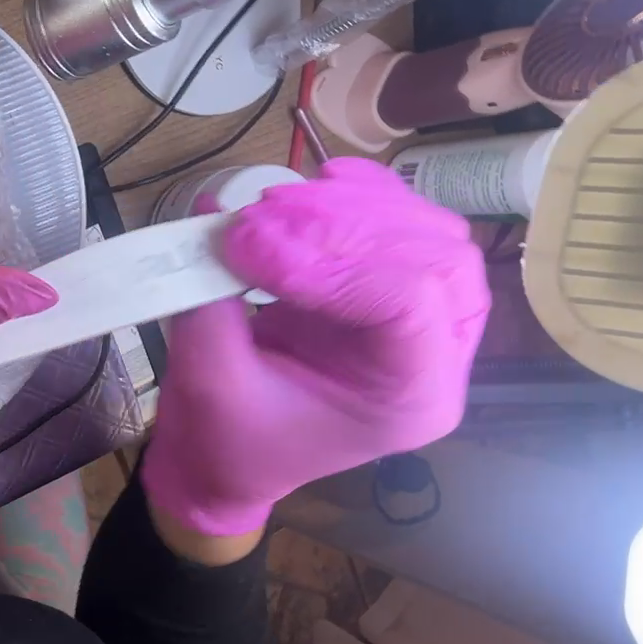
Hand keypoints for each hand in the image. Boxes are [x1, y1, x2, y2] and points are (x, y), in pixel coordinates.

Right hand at [141, 159, 490, 536]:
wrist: (220, 461)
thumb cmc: (222, 441)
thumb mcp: (207, 382)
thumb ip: (212, 305)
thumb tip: (214, 219)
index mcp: (407, 398)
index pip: (407, 302)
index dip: (328, 261)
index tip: (246, 246)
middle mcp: (433, 356)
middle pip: (435, 259)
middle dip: (346, 225)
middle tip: (262, 216)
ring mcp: (417, 322)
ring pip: (427, 235)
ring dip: (355, 206)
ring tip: (277, 204)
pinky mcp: (383, 296)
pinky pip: (400, 230)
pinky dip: (363, 198)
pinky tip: (321, 182)